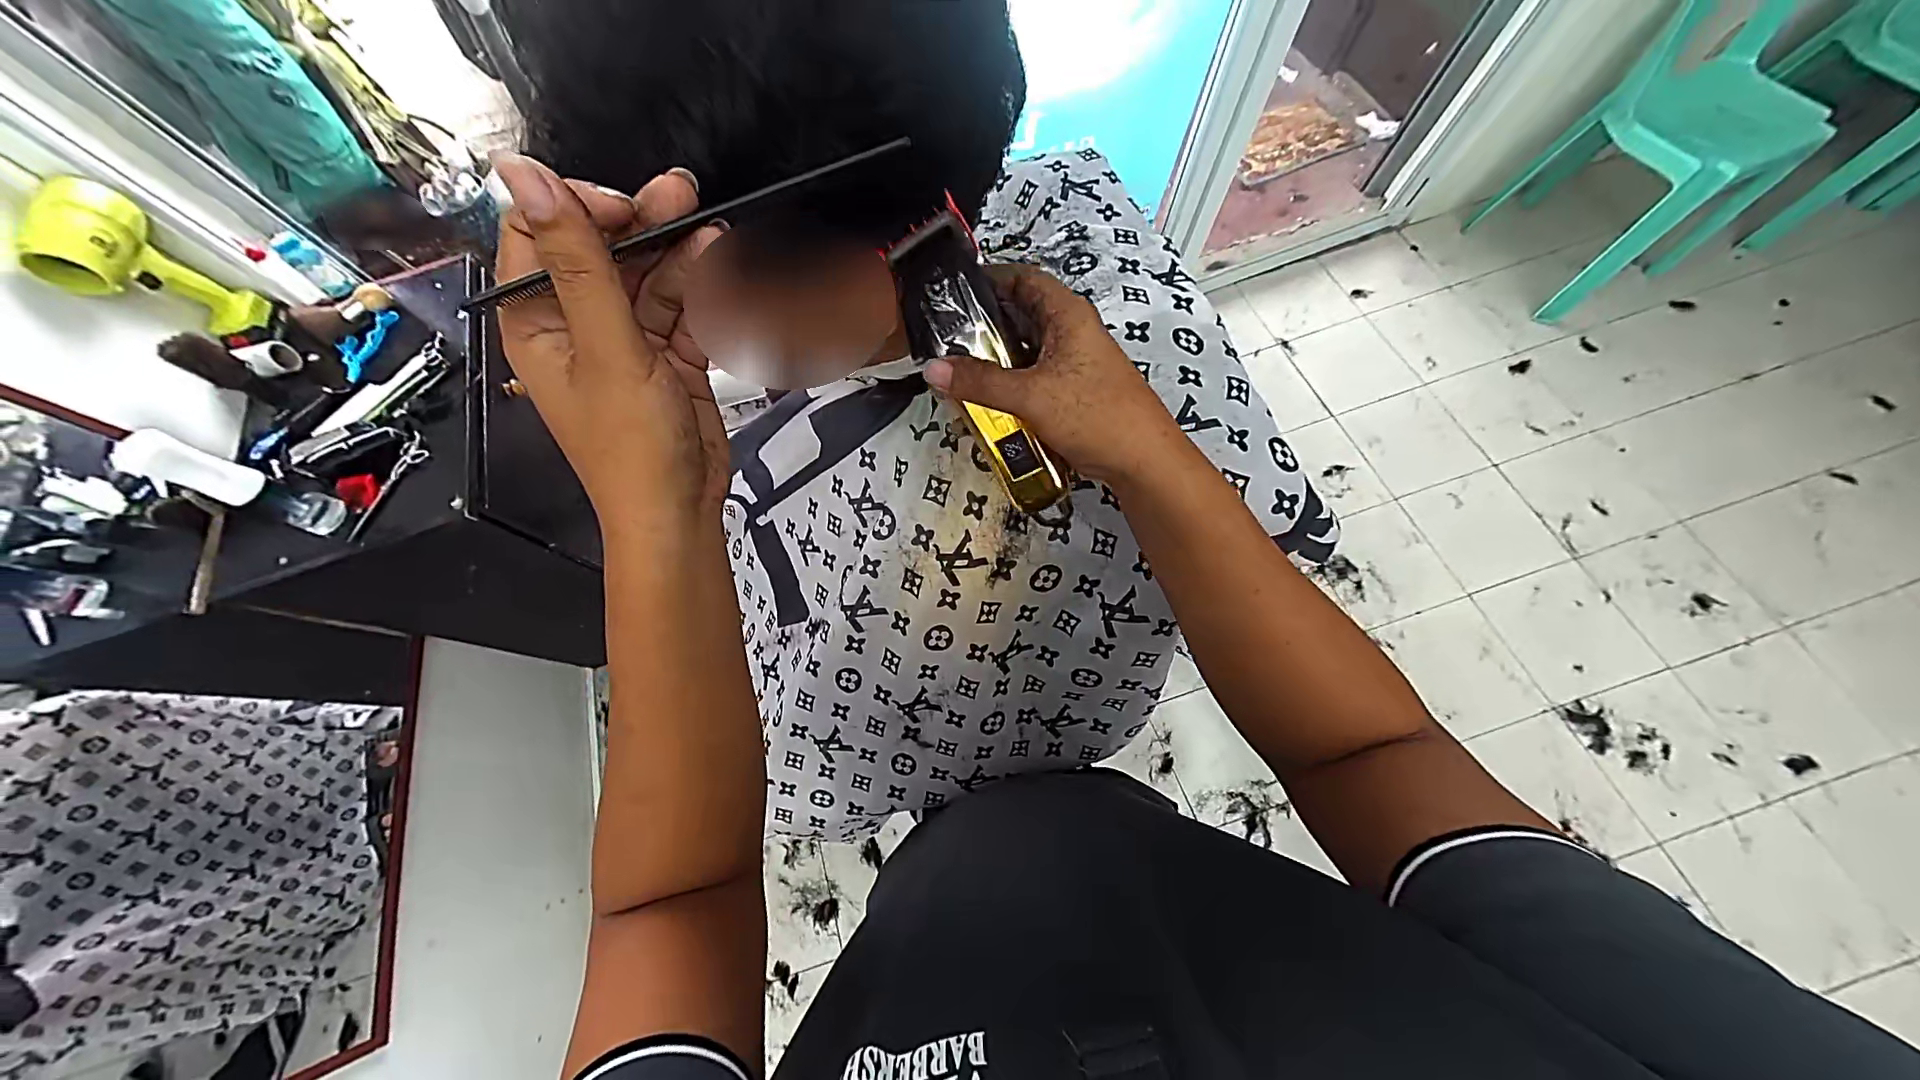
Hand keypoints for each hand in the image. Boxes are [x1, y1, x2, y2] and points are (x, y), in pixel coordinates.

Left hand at [491, 153, 727, 534]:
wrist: (679, 509)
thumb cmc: (630, 456)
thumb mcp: (606, 350)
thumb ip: (579, 265)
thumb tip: (529, 182)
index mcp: (537, 323)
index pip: (542, 236)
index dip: (579, 209)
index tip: (624, 207)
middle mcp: (579, 328)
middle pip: (605, 253)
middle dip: (644, 225)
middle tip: (681, 200)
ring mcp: (628, 344)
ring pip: (651, 280)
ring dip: (681, 257)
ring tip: (711, 237)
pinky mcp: (668, 360)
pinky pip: (683, 312)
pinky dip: (702, 295)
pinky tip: (718, 275)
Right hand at [923, 263, 1186, 483]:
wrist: (1142, 461)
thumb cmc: (1101, 417)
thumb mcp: (1030, 396)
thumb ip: (980, 382)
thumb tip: (936, 370)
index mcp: (1068, 315)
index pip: (1024, 278)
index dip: (989, 279)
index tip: (955, 291)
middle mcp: (1073, 332)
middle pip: (1022, 314)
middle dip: (986, 324)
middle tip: (951, 336)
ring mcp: (1075, 362)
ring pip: (1027, 349)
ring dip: (998, 358)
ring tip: (963, 368)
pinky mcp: (1074, 390)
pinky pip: (1035, 377)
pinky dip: (1012, 383)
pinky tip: (991, 399)